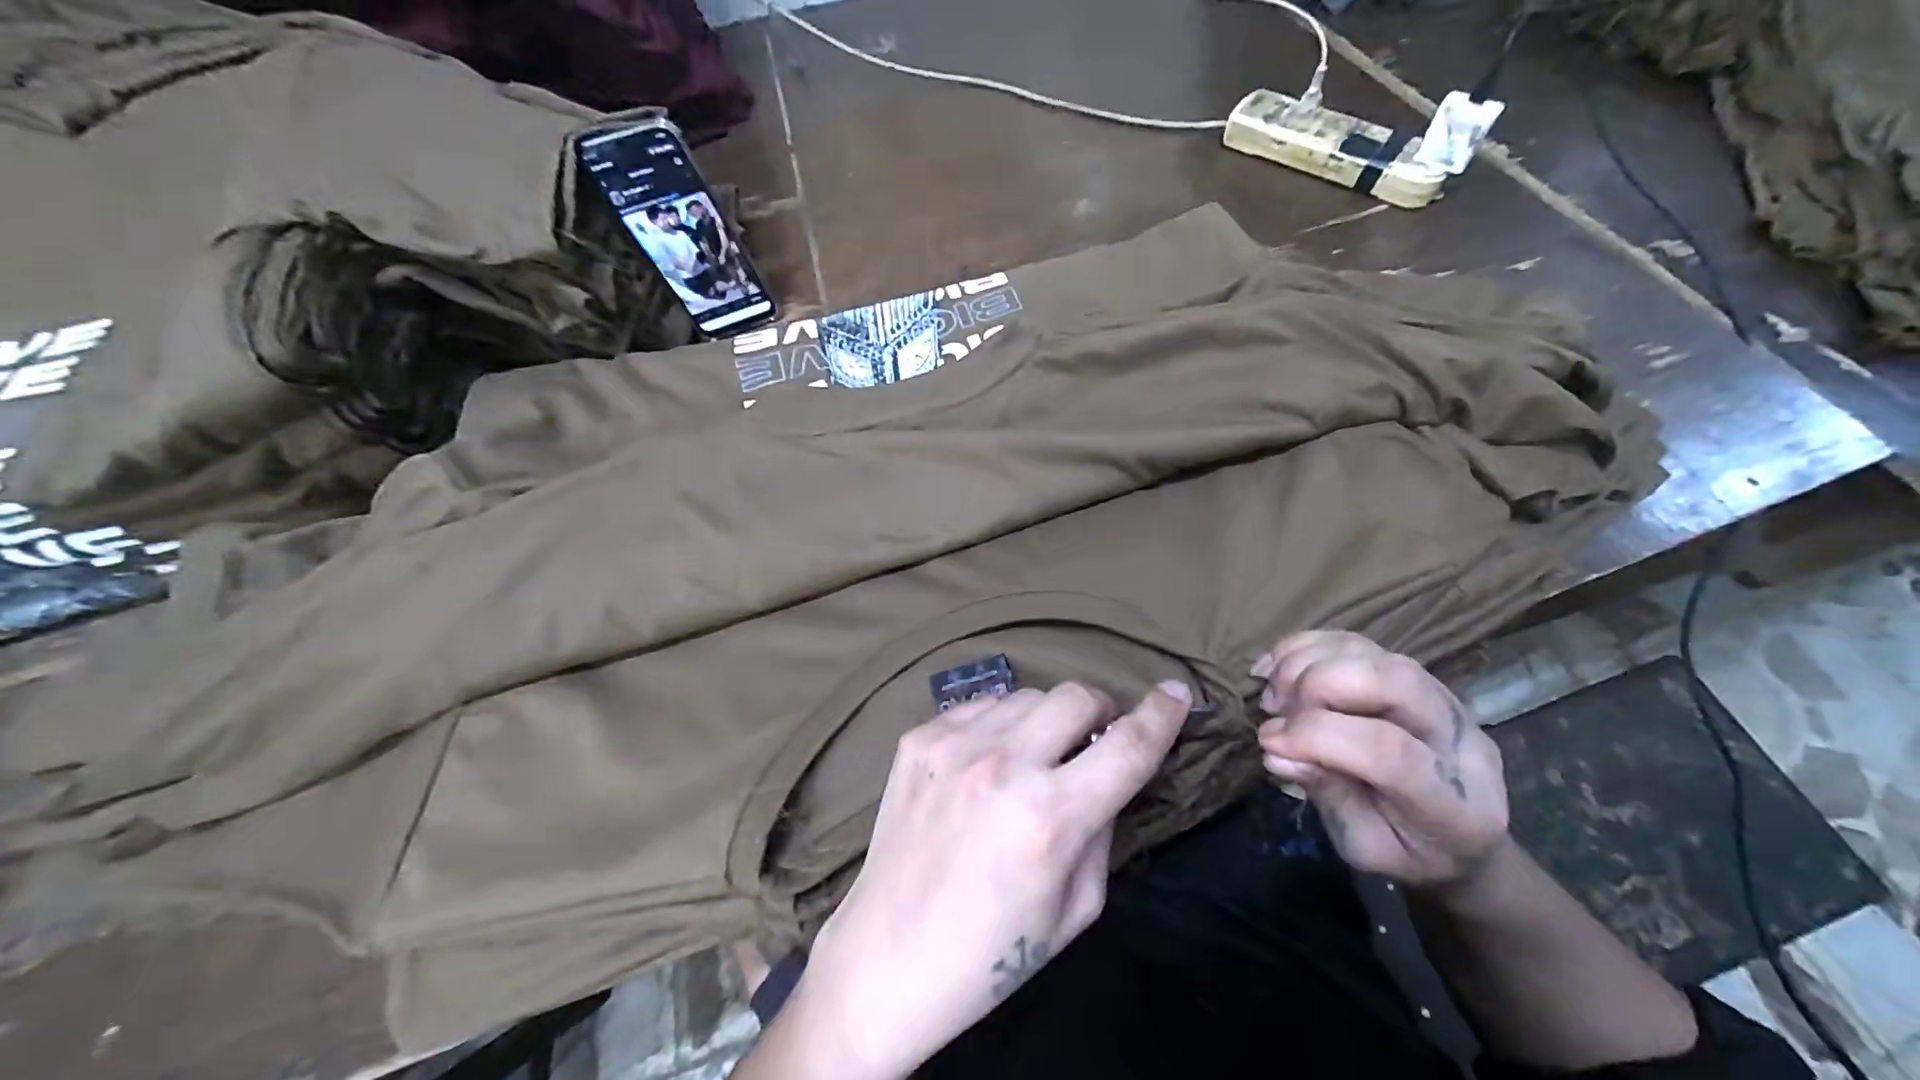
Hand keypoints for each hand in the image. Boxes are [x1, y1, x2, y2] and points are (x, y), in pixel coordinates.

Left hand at [766, 682, 1191, 1079]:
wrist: (888, 956)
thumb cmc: (993, 954)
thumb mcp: (1077, 908)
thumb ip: (1102, 829)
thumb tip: (1110, 772)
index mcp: (1050, 818)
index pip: (1128, 745)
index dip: (1162, 714)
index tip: (1177, 692)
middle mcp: (1002, 767)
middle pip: (1077, 696)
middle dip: (1101, 713)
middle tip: (1094, 742)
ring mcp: (953, 746)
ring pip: (1028, 694)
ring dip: (1048, 719)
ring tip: (1034, 758)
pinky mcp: (917, 740)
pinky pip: (981, 705)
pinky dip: (1000, 723)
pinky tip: (989, 761)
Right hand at [1251, 631, 1507, 889]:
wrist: (1458, 837)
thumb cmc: (1408, 851)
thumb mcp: (1365, 848)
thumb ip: (1330, 798)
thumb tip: (1277, 752)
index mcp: (1455, 802)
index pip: (1390, 752)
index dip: (1319, 738)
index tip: (1268, 742)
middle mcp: (1459, 737)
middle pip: (1392, 681)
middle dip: (1316, 686)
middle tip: (1276, 712)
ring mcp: (1440, 696)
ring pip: (1372, 653)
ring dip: (1305, 663)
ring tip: (1275, 694)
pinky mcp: (1411, 673)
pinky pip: (1356, 642)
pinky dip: (1305, 647)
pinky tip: (1277, 671)